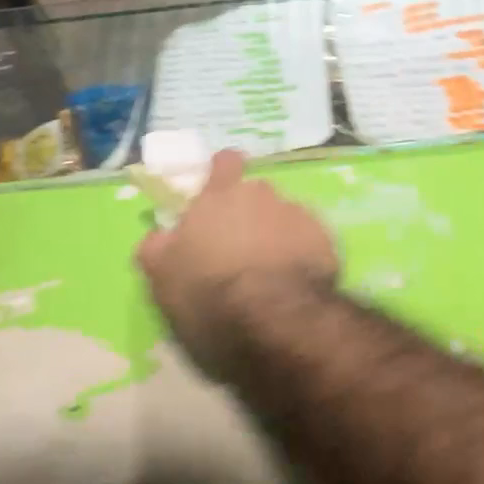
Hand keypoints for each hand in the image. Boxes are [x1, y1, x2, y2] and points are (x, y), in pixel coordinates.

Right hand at [136, 149, 339, 378]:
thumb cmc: (209, 295)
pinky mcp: (326, 240)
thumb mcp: (162, 278)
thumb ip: (156, 248)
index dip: (223, 172)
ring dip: (276, 237)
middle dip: (249, 215)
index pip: (225, 162)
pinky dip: (301, 256)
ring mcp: (298, 214)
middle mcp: (262, 194)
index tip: (219, 192)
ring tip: (268, 276)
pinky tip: (293, 286)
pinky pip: (308, 241)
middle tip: (238, 252)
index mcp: (220, 195)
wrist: (275, 321)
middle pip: (255, 194)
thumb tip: (157, 235)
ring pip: (283, 218)